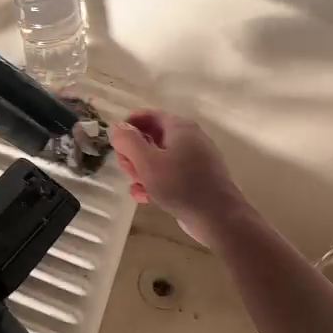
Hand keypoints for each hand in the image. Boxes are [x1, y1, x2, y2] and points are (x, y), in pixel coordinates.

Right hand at [111, 110, 250, 246]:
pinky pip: (170, 175)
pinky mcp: (197, 180)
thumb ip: (128, 141)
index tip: (115, 142)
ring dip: (142, 170)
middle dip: (134, 153)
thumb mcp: (147, 161)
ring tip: (134, 184)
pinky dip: (155, 182)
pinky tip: (144, 197)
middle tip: (125, 168)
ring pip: (160, 158)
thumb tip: (117, 127)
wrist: (217, 216)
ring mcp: (195, 160)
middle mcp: (190, 139)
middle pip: (153, 138)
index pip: (149, 116)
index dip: (129, 125)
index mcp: (180, 128)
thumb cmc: (180, 184)